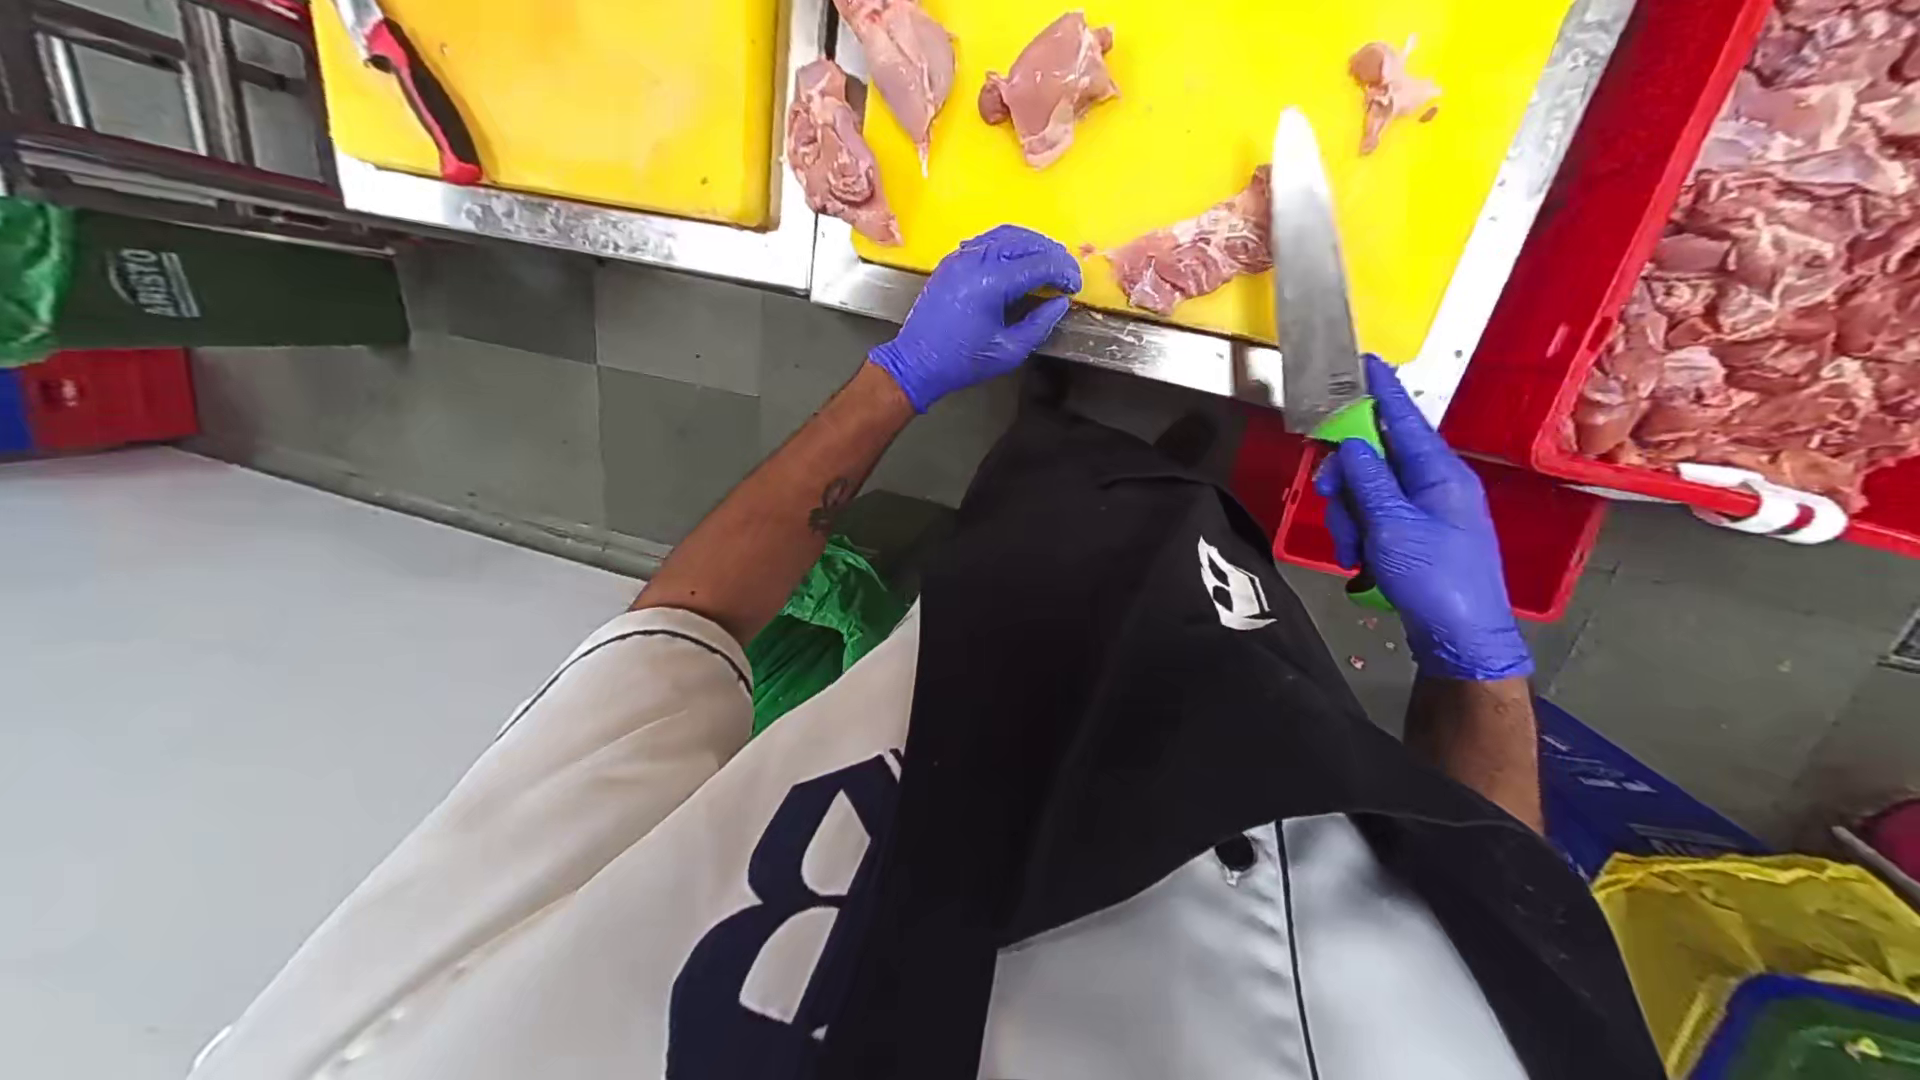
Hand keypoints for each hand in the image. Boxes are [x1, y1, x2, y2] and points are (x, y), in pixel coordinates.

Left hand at [870, 225, 1081, 411]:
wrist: (917, 362)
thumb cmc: (962, 362)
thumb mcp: (1009, 351)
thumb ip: (1040, 324)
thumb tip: (1060, 303)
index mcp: (991, 283)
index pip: (1039, 263)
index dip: (1063, 272)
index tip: (1074, 287)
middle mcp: (975, 260)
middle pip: (1026, 241)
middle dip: (1052, 255)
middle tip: (1066, 274)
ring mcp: (961, 256)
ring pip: (1007, 235)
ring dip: (1033, 246)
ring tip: (1049, 265)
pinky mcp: (952, 260)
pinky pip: (988, 240)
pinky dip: (1011, 245)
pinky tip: (1020, 262)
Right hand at [1314, 355, 1532, 681]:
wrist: (1459, 634)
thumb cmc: (1434, 577)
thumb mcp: (1393, 525)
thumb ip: (1369, 480)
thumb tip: (1352, 442)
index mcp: (1439, 474)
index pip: (1404, 420)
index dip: (1382, 392)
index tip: (1365, 363)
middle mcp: (1433, 486)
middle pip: (1373, 461)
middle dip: (1345, 482)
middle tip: (1327, 499)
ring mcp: (1423, 512)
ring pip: (1365, 494)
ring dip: (1348, 519)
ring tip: (1354, 551)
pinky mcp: (1412, 535)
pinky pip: (1372, 519)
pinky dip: (1358, 536)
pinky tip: (1359, 559)